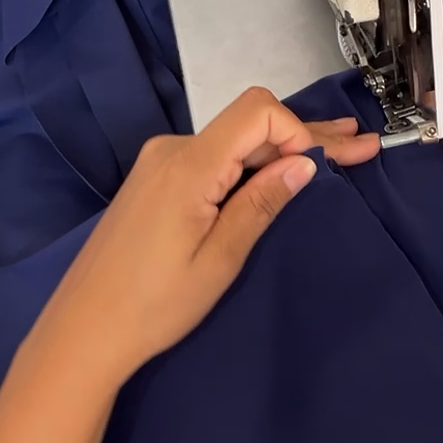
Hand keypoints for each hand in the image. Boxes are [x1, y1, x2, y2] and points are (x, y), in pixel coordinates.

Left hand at [40, 88, 379, 379]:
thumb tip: (305, 164)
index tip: (321, 168)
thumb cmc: (153, 305)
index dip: (298, 130)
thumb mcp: (219, 259)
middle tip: (360, 145)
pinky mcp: (157, 179)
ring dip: (283, 148)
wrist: (83, 330)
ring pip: (235, 141)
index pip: (257, 112)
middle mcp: (173, 149)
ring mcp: (161, 162)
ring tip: (337, 148)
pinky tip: (284, 166)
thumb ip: (262, 203)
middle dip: (307, 136)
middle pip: (250, 124)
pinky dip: (253, 162)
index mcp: (188, 165)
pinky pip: (215, 157)